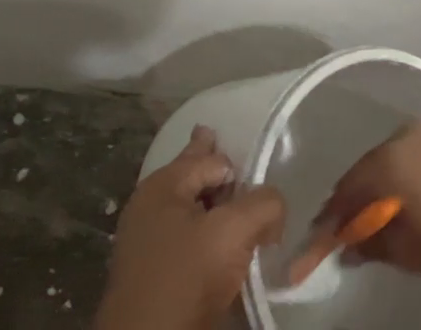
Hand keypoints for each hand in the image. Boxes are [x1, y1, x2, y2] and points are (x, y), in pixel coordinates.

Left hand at [95, 125, 286, 329]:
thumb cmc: (186, 274)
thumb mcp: (234, 231)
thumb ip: (263, 204)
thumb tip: (273, 206)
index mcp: (163, 186)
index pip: (210, 159)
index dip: (236, 163)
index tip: (254, 161)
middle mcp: (151, 207)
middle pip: (191, 179)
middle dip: (211, 169)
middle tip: (219, 144)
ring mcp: (147, 243)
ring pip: (188, 212)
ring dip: (213, 209)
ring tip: (234, 205)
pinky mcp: (154, 274)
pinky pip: (186, 242)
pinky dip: (205, 238)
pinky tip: (221, 246)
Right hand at [324, 122, 420, 324]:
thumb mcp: (406, 251)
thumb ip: (368, 242)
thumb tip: (347, 244)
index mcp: (388, 161)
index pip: (347, 187)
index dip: (335, 213)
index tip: (327, 235)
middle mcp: (405, 136)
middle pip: (368, 167)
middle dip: (358, 195)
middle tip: (353, 225)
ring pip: (393, 156)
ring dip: (382, 181)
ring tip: (383, 212)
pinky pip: (417, 151)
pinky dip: (407, 171)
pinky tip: (412, 195)